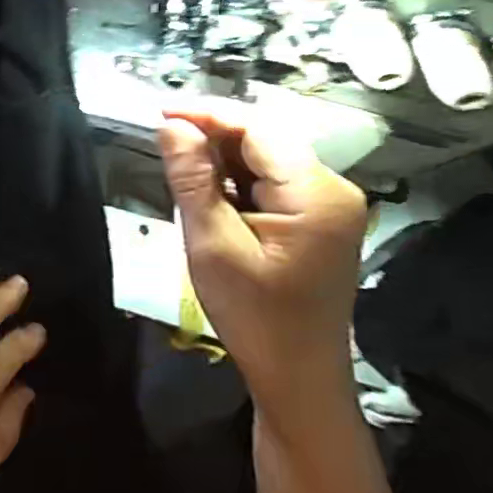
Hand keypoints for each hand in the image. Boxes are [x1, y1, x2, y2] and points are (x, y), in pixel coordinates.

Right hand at [157, 102, 367, 399]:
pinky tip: (210, 190)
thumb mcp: (213, 246)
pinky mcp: (319, 218)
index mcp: (316, 193)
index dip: (207, 114)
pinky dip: (238, 179)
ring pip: (266, 158)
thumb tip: (171, 125)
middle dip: (213, 134)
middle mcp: (333, 188)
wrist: (298, 380)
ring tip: (181, 167)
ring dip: (223, 157)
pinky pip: (272, 181)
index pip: (257, 129)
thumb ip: (193, 179)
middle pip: (265, 139)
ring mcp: (329, 204)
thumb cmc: (255, 318)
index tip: (160, 112)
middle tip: (163, 141)